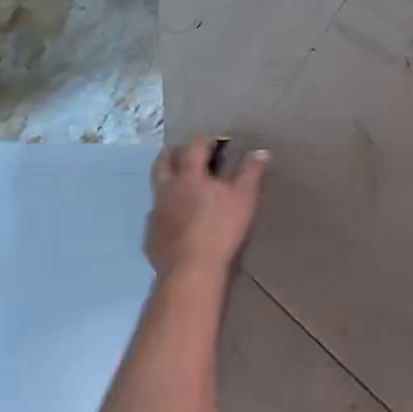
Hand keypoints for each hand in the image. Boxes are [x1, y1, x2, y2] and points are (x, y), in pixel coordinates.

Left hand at [147, 136, 269, 279]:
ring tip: (179, 183)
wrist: (190, 271)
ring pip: (157, 188)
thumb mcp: (245, 197)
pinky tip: (176, 219)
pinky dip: (166, 209)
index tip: (215, 140)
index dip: (205, 140)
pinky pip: (157, 215)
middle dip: (173, 152)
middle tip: (184, 151)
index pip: (194, 148)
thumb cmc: (221, 229)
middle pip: (164, 162)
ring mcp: (156, 213)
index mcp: (190, 176)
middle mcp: (168, 189)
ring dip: (167, 180)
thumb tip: (261, 151)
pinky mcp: (151, 236)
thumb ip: (252, 172)